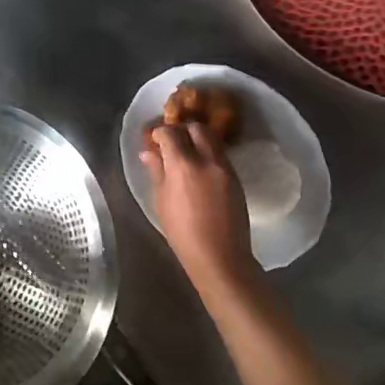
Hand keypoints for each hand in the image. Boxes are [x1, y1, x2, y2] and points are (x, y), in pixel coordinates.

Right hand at [141, 122, 256, 291]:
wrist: (220, 257)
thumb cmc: (183, 233)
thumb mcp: (161, 201)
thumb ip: (156, 171)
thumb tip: (148, 152)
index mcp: (183, 165)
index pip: (170, 133)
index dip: (159, 132)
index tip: (154, 139)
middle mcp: (206, 159)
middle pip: (196, 127)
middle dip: (182, 129)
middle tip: (173, 141)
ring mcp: (224, 167)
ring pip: (212, 138)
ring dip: (198, 138)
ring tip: (188, 152)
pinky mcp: (236, 177)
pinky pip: (220, 153)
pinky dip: (209, 151)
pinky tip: (201, 167)